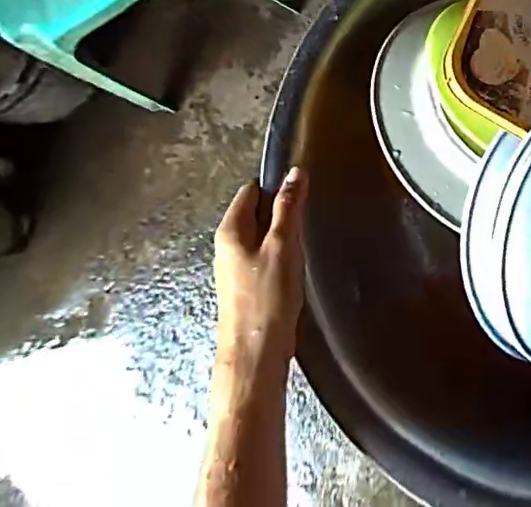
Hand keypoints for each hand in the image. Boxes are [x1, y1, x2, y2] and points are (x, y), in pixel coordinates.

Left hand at [212, 167, 306, 378]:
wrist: (255, 358)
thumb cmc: (267, 297)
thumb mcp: (282, 245)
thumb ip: (288, 207)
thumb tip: (294, 172)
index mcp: (229, 230)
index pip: (252, 190)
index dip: (277, 188)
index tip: (301, 196)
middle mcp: (227, 246)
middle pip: (259, 213)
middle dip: (283, 215)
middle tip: (304, 227)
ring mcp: (235, 268)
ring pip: (265, 237)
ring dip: (285, 239)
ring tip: (301, 251)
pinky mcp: (247, 287)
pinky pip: (267, 259)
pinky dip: (283, 259)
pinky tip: (295, 272)